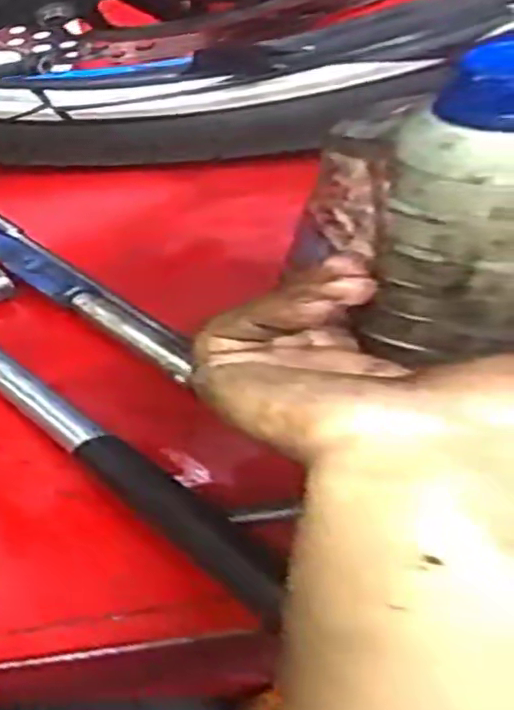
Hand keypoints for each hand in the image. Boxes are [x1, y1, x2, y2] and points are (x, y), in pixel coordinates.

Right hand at [193, 255, 513, 464]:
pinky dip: (283, 304)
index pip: (359, 324)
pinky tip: (333, 296)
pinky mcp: (223, 364)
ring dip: (312, 287)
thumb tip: (484, 282)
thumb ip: (479, 319)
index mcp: (385, 385)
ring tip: (357, 275)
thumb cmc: (481, 418)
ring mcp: (268, 371)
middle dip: (335, 283)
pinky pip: (243, 322)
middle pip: (308, 314)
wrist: (421, 450)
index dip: (370, 289)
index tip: (392, 260)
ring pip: (275, 313)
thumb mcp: (500, 359)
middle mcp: (320, 378)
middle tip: (369, 263)